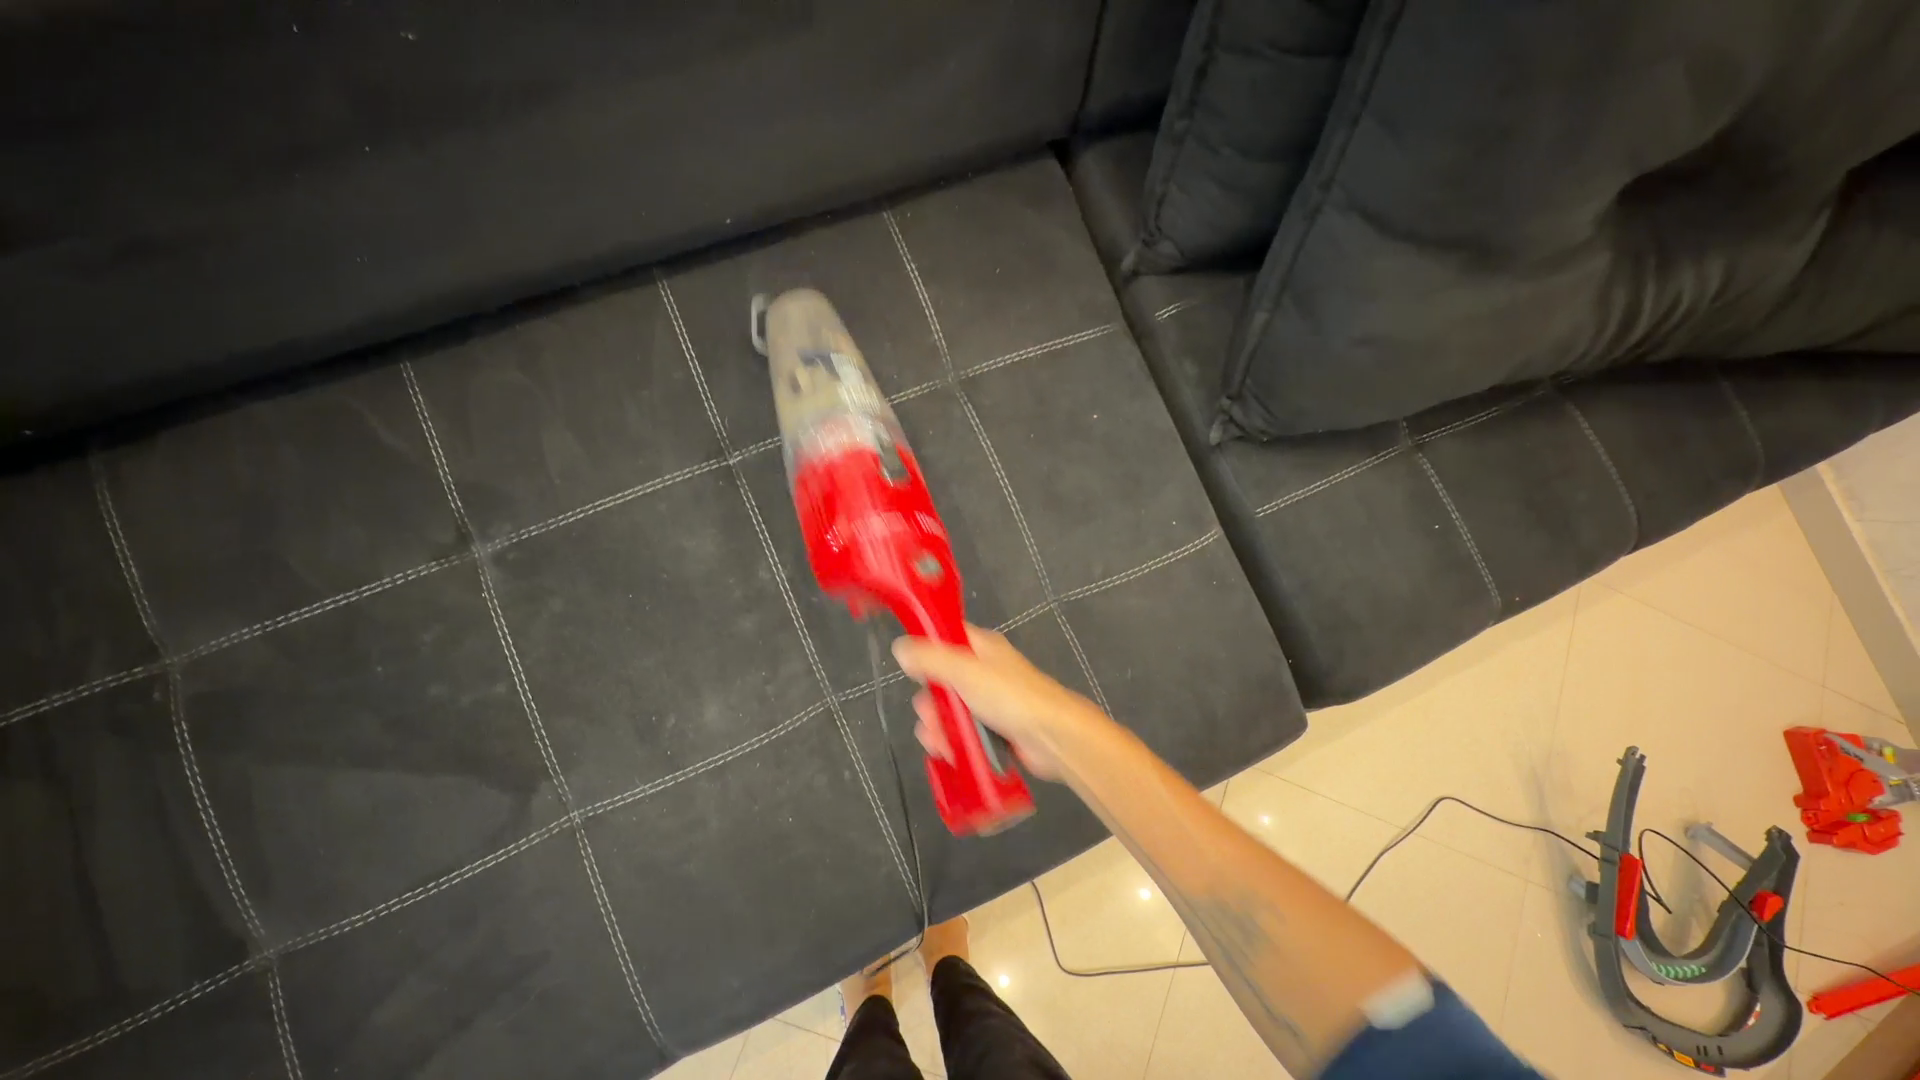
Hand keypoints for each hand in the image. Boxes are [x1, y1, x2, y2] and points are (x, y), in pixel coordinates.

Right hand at [891, 624, 1104, 779]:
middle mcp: (986, 673)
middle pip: (944, 683)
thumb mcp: (965, 670)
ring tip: (936, 741)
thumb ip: (930, 659)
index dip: (927, 652)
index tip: (912, 669)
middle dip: (931, 702)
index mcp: (982, 649)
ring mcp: (991, 704)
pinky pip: (965, 735)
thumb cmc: (1010, 696)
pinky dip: (954, 743)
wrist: (1052, 736)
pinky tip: (946, 752)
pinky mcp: (995, 733)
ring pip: (952, 713)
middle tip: (927, 714)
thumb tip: (901, 648)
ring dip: (939, 727)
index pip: (948, 640)